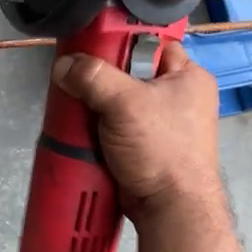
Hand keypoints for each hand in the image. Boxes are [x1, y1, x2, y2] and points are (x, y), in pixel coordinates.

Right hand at [52, 41, 222, 222]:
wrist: (170, 209)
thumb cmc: (161, 149)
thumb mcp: (125, 104)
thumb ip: (93, 77)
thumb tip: (63, 65)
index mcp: (188, 77)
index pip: (151, 43)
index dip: (121, 42)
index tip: (90, 47)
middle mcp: (179, 97)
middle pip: (129, 74)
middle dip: (101, 79)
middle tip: (78, 80)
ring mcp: (163, 126)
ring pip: (119, 103)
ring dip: (96, 106)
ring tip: (76, 106)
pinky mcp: (146, 148)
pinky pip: (115, 127)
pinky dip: (98, 128)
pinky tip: (82, 128)